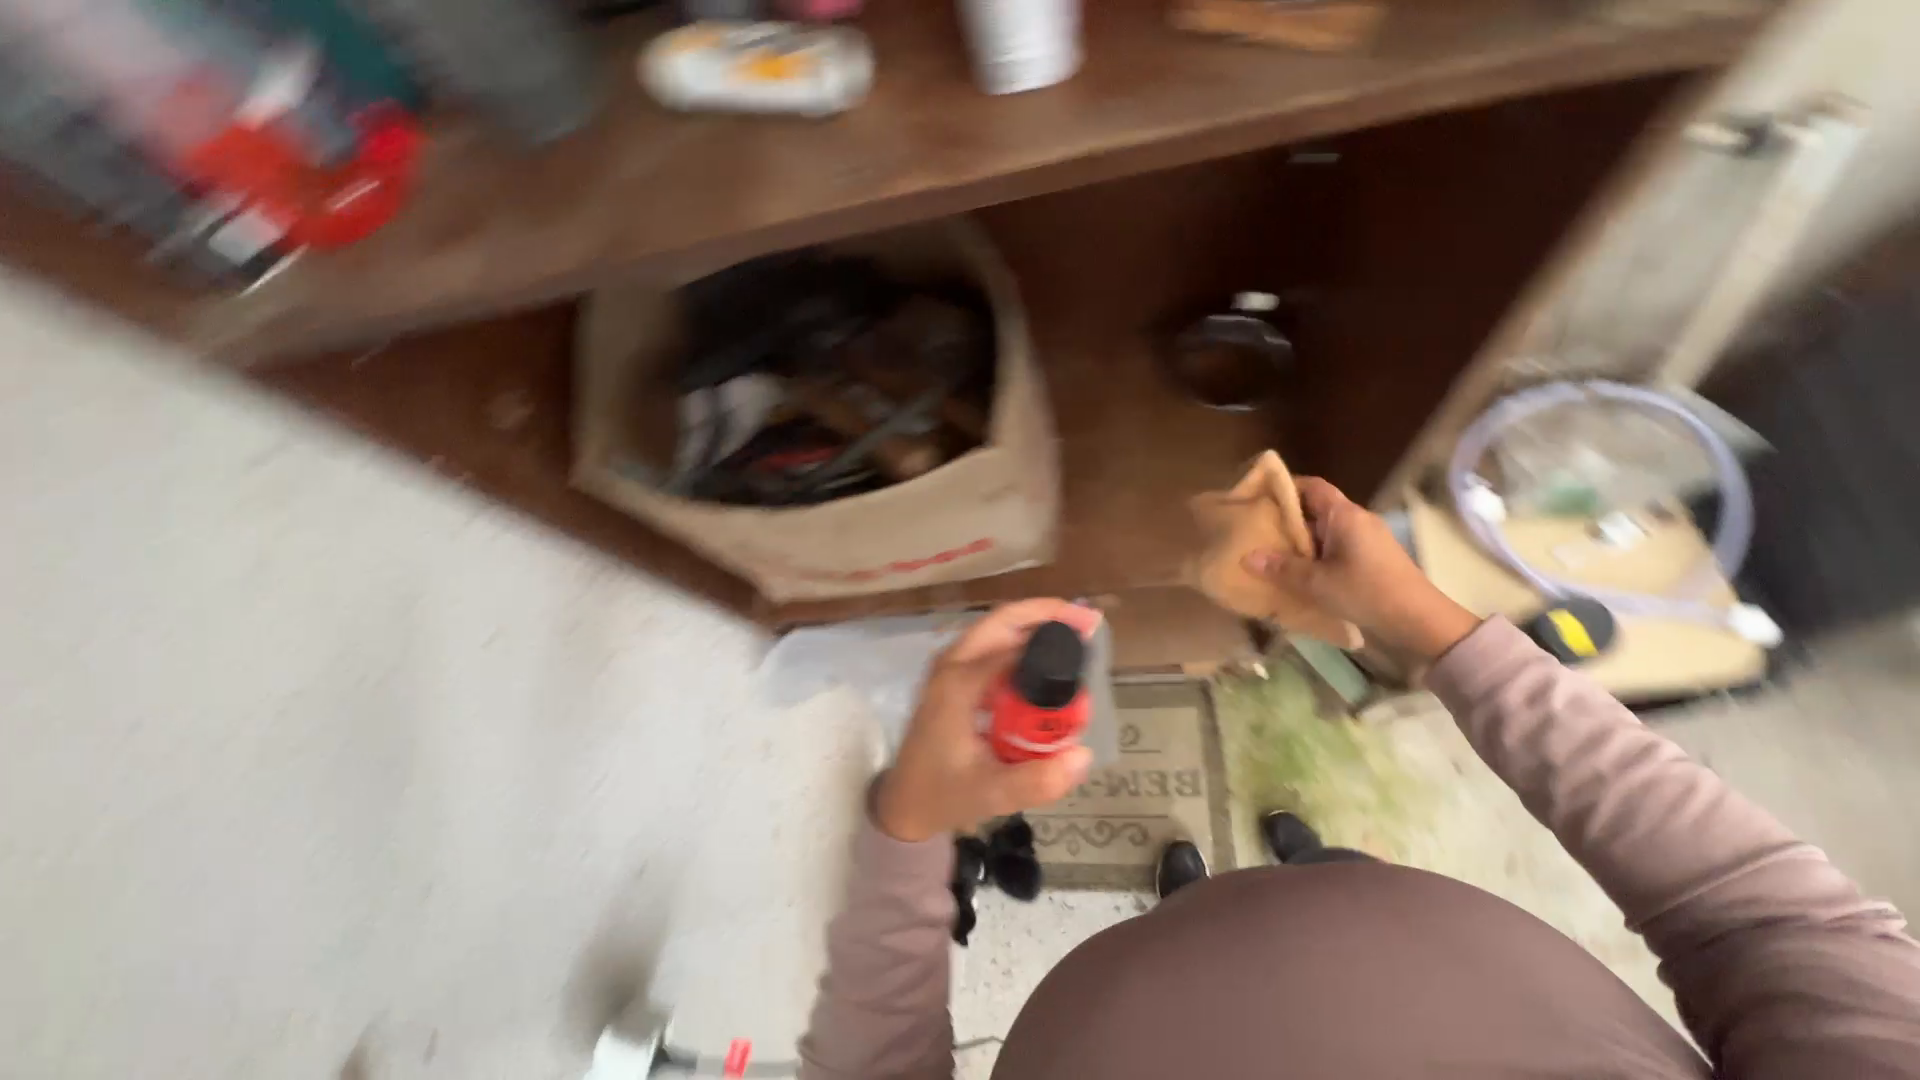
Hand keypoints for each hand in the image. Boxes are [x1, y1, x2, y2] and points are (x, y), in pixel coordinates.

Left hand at [873, 600, 1100, 842]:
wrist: (904, 804)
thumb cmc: (944, 795)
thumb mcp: (991, 793)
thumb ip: (1036, 780)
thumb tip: (1083, 755)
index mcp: (957, 683)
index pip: (1011, 644)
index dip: (1052, 630)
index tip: (1090, 632)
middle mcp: (951, 666)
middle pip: (1001, 621)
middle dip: (1045, 614)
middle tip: (1087, 622)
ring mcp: (948, 670)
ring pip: (995, 630)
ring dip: (1034, 625)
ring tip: (1076, 634)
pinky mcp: (952, 679)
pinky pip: (990, 648)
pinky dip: (1021, 644)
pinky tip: (1048, 660)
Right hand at [1246, 476, 1479, 662]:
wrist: (1419, 620)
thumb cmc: (1366, 591)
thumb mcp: (1317, 583)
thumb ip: (1282, 568)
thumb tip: (1247, 557)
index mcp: (1344, 515)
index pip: (1312, 486)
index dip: (1286, 487)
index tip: (1259, 498)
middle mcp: (1357, 520)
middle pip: (1317, 509)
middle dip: (1288, 520)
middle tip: (1257, 533)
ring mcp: (1368, 539)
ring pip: (1327, 531)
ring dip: (1302, 542)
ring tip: (1273, 556)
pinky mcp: (1373, 558)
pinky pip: (1338, 547)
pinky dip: (1318, 555)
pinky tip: (1302, 574)